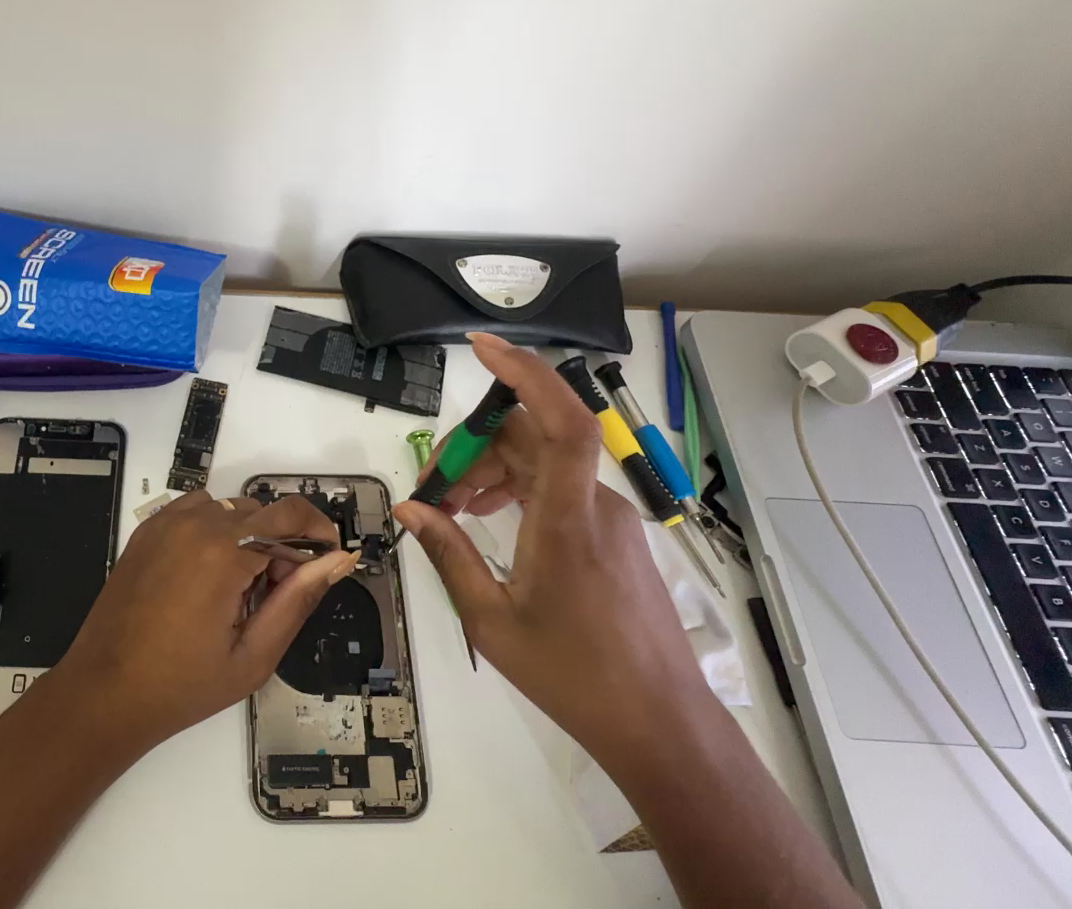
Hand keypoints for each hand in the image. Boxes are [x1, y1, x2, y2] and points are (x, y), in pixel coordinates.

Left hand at [53, 490, 356, 749]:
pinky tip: (207, 575)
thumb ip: (298, 599)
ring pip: (229, 508)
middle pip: (261, 512)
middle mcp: (193, 525)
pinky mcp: (145, 533)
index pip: (290, 514)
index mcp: (222, 552)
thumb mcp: (254, 655)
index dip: (319, 532)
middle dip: (282, 544)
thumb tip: (336, 560)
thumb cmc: (180, 686)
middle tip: (275, 596)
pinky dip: (213, 530)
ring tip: (239, 591)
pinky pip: (195, 511)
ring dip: (247, 536)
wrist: (103, 693)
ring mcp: (164, 525)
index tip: (326, 560)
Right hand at [392, 332, 707, 747]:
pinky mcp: (616, 537)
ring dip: (492, 472)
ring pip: (544, 465)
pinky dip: (519, 491)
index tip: (481, 348)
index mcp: (567, 520)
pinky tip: (491, 520)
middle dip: (472, 449)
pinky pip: (561, 490)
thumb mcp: (491, 621)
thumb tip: (412, 510)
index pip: (559, 420)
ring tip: (452, 510)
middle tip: (431, 492)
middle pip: (532, 440)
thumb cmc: (572, 675)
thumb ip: (449, 555)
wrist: (659, 723)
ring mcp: (612, 520)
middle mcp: (596, 506)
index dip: (524, 373)